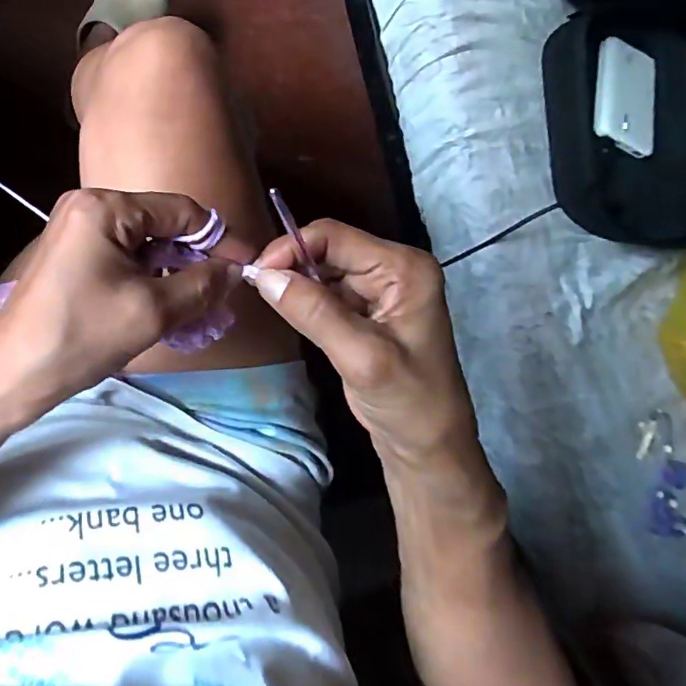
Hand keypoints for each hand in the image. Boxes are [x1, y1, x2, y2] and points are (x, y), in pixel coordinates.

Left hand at [0, 189, 237, 409]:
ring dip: (172, 276)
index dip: (218, 239)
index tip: (247, 268)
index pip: (180, 210)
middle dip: (194, 262)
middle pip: (160, 226)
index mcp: (103, 205)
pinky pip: (120, 259)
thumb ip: (201, 284)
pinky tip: (165, 311)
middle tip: (222, 299)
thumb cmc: (80, 335)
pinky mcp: (68, 255)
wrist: (11, 375)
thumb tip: (234, 270)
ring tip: (197, 314)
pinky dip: (146, 282)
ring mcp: (73, 230)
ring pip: (142, 246)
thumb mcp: (151, 311)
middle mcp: (86, 206)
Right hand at [250, 220, 475, 467]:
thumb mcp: (361, 357)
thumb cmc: (408, 403)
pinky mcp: (366, 307)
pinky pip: (325, 288)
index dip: (291, 248)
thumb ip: (313, 312)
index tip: (257, 274)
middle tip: (256, 287)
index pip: (334, 236)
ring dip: (294, 280)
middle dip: (290, 263)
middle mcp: (394, 268)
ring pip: (322, 266)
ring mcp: (381, 288)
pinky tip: (288, 310)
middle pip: (327, 246)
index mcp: (404, 268)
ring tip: (267, 298)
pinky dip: (302, 296)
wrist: (429, 449)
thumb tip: (263, 275)